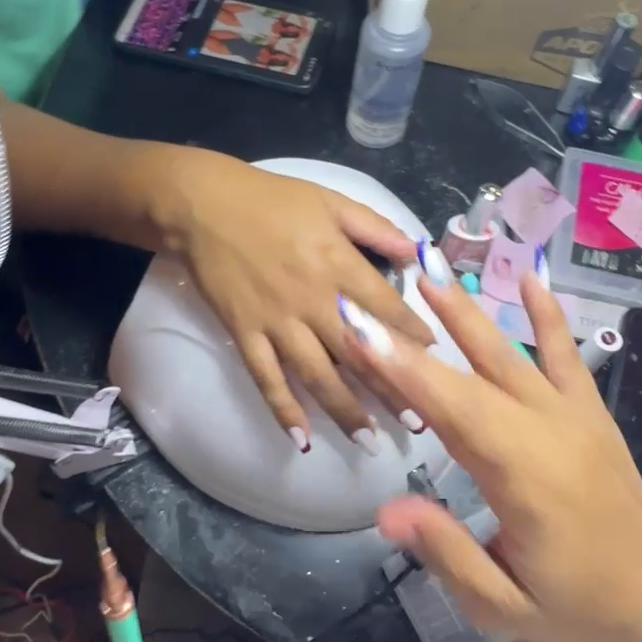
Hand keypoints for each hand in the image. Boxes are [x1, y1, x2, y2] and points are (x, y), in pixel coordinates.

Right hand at [155, 150, 435, 448]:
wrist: (204, 206)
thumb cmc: (273, 200)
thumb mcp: (332, 201)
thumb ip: (376, 227)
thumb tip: (417, 255)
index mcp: (338, 264)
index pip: (386, 309)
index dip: (414, 337)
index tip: (437, 362)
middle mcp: (312, 300)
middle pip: (359, 353)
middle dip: (390, 390)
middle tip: (416, 424)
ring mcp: (277, 322)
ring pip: (316, 375)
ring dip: (344, 411)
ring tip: (369, 442)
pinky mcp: (245, 335)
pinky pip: (266, 378)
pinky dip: (283, 410)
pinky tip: (301, 439)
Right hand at [339, 256, 641, 641]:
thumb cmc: (571, 607)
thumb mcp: (501, 606)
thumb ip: (447, 553)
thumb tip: (387, 509)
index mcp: (524, 478)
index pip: (455, 411)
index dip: (405, 371)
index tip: (362, 332)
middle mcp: (549, 433)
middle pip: (473, 376)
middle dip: (414, 339)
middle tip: (366, 303)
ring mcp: (574, 418)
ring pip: (512, 356)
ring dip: (468, 315)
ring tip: (430, 274)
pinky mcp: (590, 414)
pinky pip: (567, 357)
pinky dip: (548, 317)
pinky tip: (532, 280)